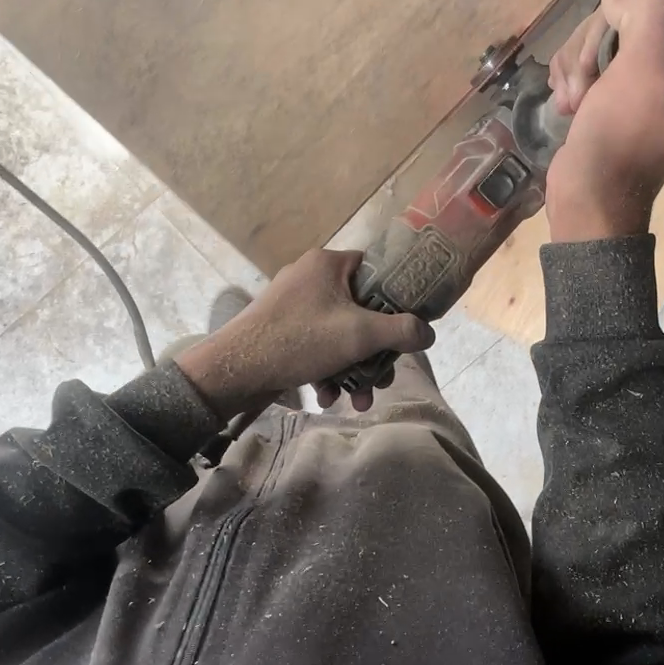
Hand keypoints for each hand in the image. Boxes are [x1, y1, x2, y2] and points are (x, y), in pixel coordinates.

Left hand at [174, 249, 434, 417]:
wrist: (235, 371)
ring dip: (353, 370)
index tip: (409, 325)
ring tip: (357, 401)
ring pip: (341, 334)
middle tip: (384, 377)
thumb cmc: (301, 340)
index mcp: (328, 264)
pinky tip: (328, 398)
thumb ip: (402, 331)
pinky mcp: (282, 331)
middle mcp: (311, 278)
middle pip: (362, 310)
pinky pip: (318, 346)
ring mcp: (294, 305)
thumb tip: (429, 334)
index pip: (376, 270)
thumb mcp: (360, 335)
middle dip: (375, 352)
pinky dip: (328, 371)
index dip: (398, 297)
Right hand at [544, 0, 663, 241]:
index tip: (605, 66)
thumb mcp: (641, 70)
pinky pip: (588, 57)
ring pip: (601, 34)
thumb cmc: (620, 139)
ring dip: (578, 66)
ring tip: (575, 103)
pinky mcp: (615, 91)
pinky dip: (571, 78)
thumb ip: (645, 12)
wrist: (588, 198)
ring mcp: (646, 78)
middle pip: (628, 15)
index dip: (623, 25)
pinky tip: (569, 105)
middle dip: (594, 50)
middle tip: (584, 88)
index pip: (659, 0)